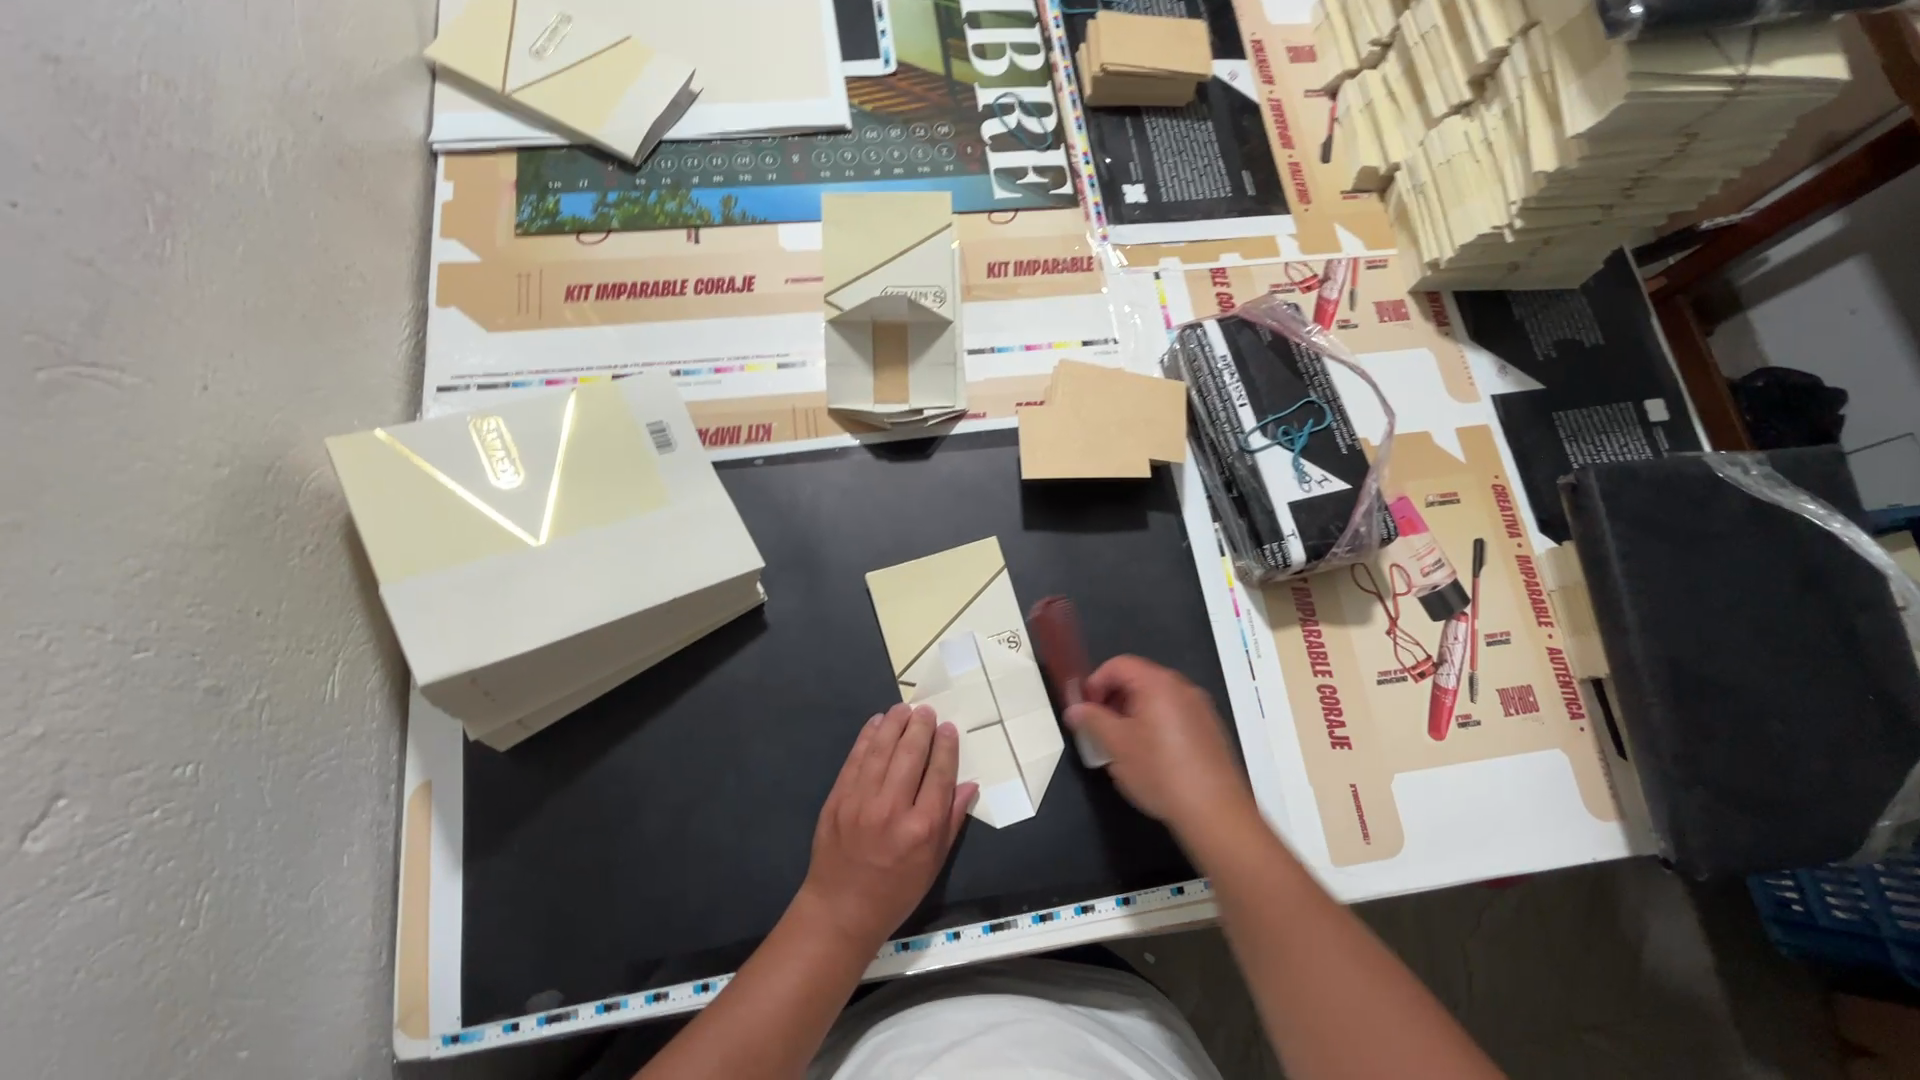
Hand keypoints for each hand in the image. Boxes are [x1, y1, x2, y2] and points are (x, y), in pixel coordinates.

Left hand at [796, 704, 976, 949]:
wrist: (841, 909)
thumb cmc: (896, 891)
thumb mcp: (934, 863)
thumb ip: (952, 820)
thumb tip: (969, 785)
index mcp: (922, 828)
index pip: (939, 774)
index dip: (945, 747)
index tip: (948, 728)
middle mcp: (892, 809)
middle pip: (910, 755)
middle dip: (921, 727)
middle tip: (927, 710)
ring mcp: (861, 801)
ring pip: (881, 750)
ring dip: (894, 724)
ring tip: (905, 708)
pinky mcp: (837, 799)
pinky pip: (855, 759)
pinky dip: (867, 737)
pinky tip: (877, 724)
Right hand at [1066, 655, 1255, 834]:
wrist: (1215, 811)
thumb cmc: (1160, 772)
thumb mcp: (1116, 745)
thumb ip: (1092, 720)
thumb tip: (1074, 709)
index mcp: (1158, 684)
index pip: (1118, 664)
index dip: (1095, 683)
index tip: (1084, 709)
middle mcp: (1182, 688)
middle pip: (1138, 679)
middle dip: (1112, 700)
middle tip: (1099, 729)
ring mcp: (1200, 709)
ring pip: (1156, 700)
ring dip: (1132, 715)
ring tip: (1121, 747)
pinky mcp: (1210, 730)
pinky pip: (1174, 716)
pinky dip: (1154, 726)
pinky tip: (1150, 758)